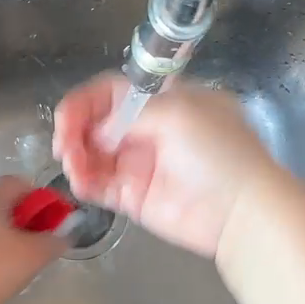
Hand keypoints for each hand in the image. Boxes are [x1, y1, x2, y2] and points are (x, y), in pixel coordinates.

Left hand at [0, 176, 65, 303]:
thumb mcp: (33, 256)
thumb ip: (54, 241)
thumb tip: (64, 234)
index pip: (18, 182)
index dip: (39, 198)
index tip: (51, 220)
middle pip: (0, 202)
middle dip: (22, 218)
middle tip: (35, 242)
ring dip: (3, 234)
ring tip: (14, 260)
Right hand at [53, 73, 293, 259]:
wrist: (239, 210)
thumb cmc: (219, 151)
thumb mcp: (180, 113)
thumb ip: (133, 114)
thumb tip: (99, 130)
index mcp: (163, 101)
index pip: (113, 93)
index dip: (86, 102)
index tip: (67, 116)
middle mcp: (147, 130)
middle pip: (96, 123)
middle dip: (75, 131)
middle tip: (64, 146)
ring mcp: (138, 165)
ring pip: (93, 155)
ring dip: (77, 158)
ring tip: (74, 168)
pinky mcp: (133, 197)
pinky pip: (99, 185)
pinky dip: (84, 182)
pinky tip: (80, 183)